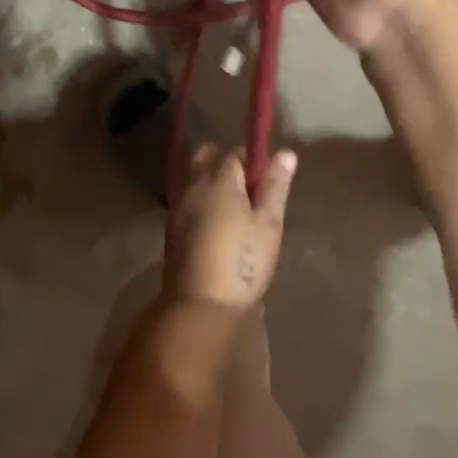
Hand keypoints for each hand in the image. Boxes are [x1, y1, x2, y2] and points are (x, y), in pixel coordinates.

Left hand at [164, 144, 296, 310]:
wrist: (199, 303)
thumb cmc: (242, 262)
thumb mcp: (268, 225)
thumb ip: (275, 186)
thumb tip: (286, 153)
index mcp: (220, 179)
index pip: (235, 154)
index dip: (252, 161)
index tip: (266, 180)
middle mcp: (194, 185)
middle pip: (206, 156)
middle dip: (224, 161)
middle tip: (247, 190)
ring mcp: (178, 205)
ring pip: (192, 176)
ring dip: (209, 179)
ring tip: (232, 208)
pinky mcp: (171, 226)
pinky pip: (185, 197)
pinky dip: (199, 198)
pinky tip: (213, 222)